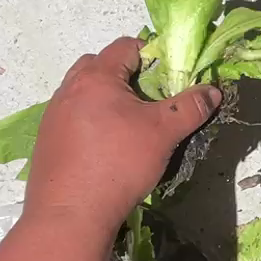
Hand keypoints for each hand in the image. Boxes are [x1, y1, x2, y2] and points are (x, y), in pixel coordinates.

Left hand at [22, 38, 220, 225]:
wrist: (70, 214)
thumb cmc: (118, 164)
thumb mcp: (164, 133)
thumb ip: (190, 107)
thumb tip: (213, 91)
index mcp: (96, 78)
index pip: (125, 46)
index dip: (152, 54)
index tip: (170, 76)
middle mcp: (69, 90)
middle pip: (100, 65)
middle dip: (127, 74)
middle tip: (150, 98)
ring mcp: (53, 115)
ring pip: (85, 92)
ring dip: (108, 98)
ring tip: (130, 124)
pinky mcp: (48, 141)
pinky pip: (74, 117)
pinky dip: (92, 121)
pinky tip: (108, 147)